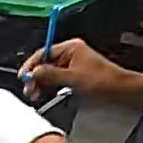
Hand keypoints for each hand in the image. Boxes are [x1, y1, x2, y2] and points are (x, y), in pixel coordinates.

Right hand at [18, 39, 142, 108]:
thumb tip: (33, 73)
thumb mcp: (73, 78)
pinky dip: (46, 87)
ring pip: (47, 73)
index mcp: (70, 48)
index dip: (31, 65)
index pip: (43, 53)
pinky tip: (43, 94)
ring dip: (39, 84)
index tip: (24, 77)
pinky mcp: (70, 76)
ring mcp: (69, 65)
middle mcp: (69, 54)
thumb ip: (51, 74)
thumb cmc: (102, 81)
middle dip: (34, 77)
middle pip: (43, 64)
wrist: (118, 90)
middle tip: (29, 91)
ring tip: (35, 95)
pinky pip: (53, 80)